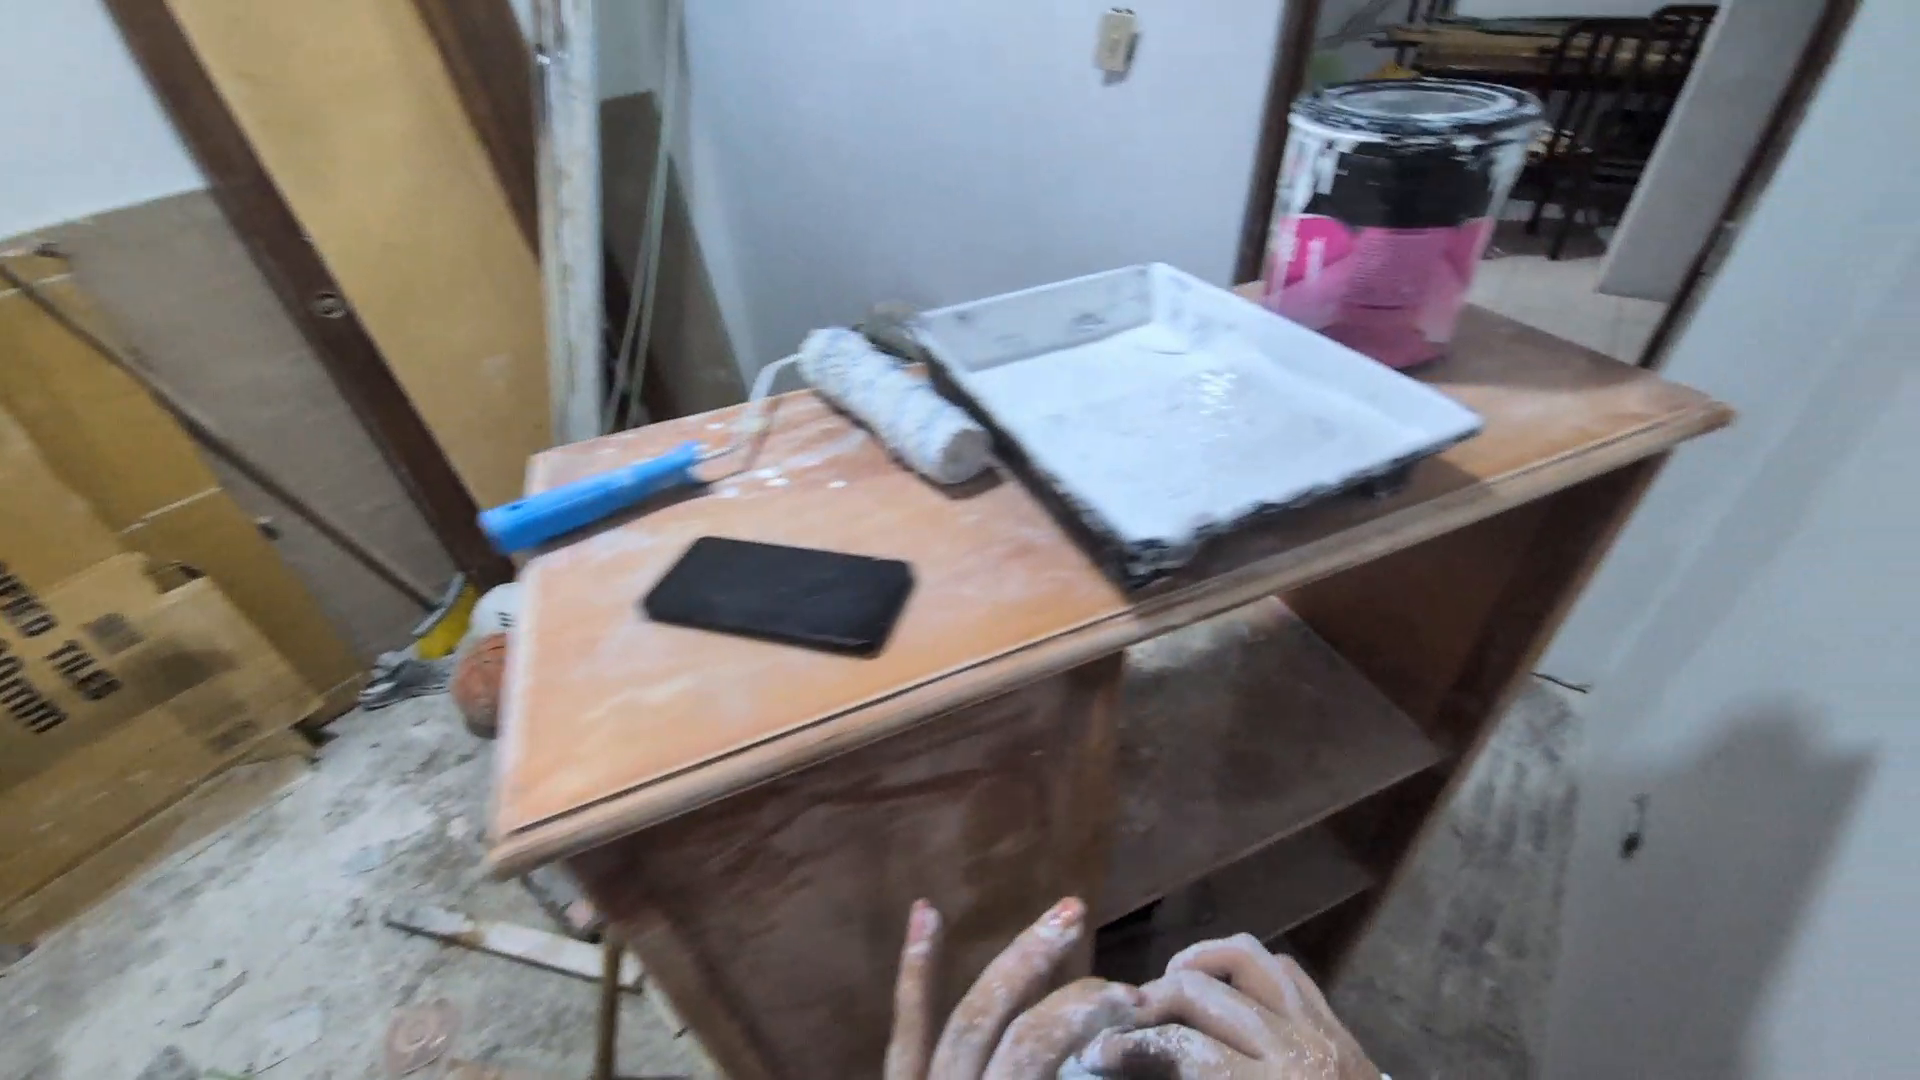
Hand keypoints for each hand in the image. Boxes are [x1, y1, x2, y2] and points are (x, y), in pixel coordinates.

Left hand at [885, 897, 1148, 1079]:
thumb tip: (1099, 1068)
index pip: (1037, 1053)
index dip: (1086, 1018)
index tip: (1134, 1004)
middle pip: (1019, 1033)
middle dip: (1071, 989)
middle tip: (1118, 960)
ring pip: (972, 1016)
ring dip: (1021, 959)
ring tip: (1067, 911)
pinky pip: (905, 1030)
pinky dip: (917, 971)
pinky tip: (928, 910)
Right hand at [1076, 934, 1379, 1079]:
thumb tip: (1140, 1070)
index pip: (1185, 1049)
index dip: (1132, 1047)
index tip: (1097, 1051)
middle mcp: (1295, 1049)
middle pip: (1202, 991)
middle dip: (1153, 999)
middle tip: (1127, 1017)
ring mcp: (1319, 1027)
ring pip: (1244, 955)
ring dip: (1199, 961)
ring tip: (1173, 983)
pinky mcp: (1335, 1022)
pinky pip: (1283, 967)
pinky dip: (1247, 968)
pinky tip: (1227, 988)